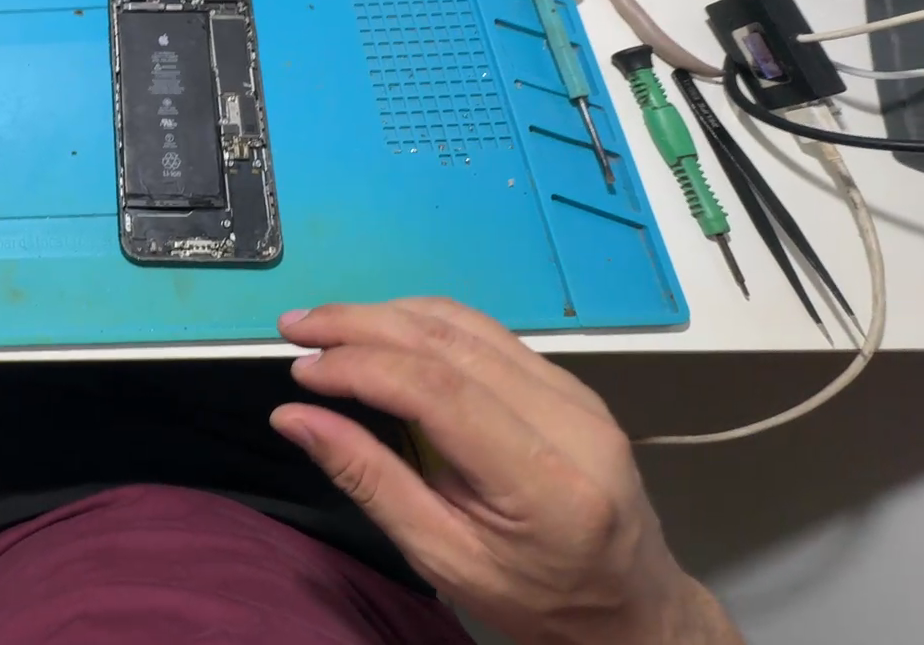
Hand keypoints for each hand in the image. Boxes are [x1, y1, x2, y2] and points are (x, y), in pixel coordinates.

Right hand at [272, 300, 740, 644]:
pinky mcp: (564, 379)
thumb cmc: (532, 599)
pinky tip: (375, 330)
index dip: (358, 366)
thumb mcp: (439, 557)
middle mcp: (571, 421)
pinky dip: (413, 319)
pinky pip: (476, 328)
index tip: (300, 370)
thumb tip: (290, 416)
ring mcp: (574, 392)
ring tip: (323, 325)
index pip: (438, 391)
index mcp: (548, 483)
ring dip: (380, 313)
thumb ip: (366, 479)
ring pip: (458, 322)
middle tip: (294, 326)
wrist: (633, 610)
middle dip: (357, 323)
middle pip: (445, 342)